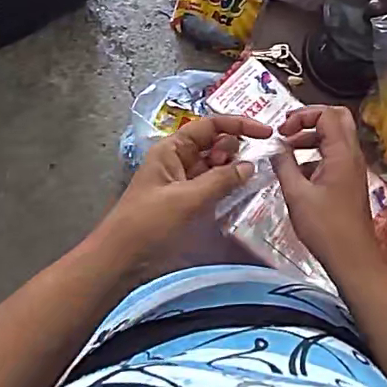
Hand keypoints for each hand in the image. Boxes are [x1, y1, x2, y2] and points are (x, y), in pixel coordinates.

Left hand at [93, 114, 271, 270]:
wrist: (121, 262)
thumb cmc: (148, 224)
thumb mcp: (187, 199)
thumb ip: (221, 180)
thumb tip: (250, 166)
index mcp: (172, 149)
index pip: (210, 125)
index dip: (239, 124)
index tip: (266, 133)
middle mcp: (179, 160)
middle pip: (216, 144)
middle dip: (236, 150)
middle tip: (251, 168)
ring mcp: (184, 182)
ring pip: (217, 167)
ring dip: (235, 171)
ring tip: (252, 182)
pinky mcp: (188, 203)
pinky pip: (213, 188)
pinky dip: (228, 189)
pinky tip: (243, 196)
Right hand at [271, 106, 380, 276]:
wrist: (353, 258)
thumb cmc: (325, 227)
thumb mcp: (296, 194)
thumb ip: (284, 165)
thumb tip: (275, 148)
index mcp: (342, 153)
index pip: (327, 114)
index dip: (302, 116)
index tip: (283, 131)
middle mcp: (352, 155)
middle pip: (337, 118)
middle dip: (310, 119)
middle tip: (288, 130)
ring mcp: (353, 167)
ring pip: (336, 137)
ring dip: (312, 137)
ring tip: (287, 150)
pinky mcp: (349, 180)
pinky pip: (334, 155)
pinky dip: (316, 154)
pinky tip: (298, 172)